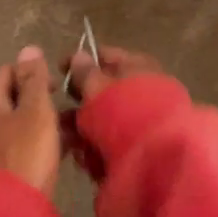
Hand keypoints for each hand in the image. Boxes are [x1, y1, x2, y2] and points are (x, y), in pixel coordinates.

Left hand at [0, 46, 60, 196]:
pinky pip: (23, 150)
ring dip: (45, 125)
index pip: (8, 72)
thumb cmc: (25, 154)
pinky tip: (65, 153)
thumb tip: (28, 48)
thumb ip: (34, 79)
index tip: (57, 84)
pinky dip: (41, 146)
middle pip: (14, 101)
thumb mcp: (35, 110)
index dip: (33, 72)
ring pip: (21, 127)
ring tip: (73, 130)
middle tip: (68, 108)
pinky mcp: (1, 175)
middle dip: (42, 101)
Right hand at [59, 47, 164, 181]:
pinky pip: (114, 145)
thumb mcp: (97, 87)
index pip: (106, 56)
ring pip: (105, 122)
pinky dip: (98, 151)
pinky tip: (87, 161)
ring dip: (83, 131)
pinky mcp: (142, 150)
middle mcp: (143, 90)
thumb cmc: (123, 111)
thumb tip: (78, 56)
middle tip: (59, 116)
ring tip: (69, 143)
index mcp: (137, 66)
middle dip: (79, 104)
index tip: (60, 70)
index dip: (82, 62)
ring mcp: (144, 121)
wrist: (158, 158)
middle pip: (104, 92)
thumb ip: (85, 72)